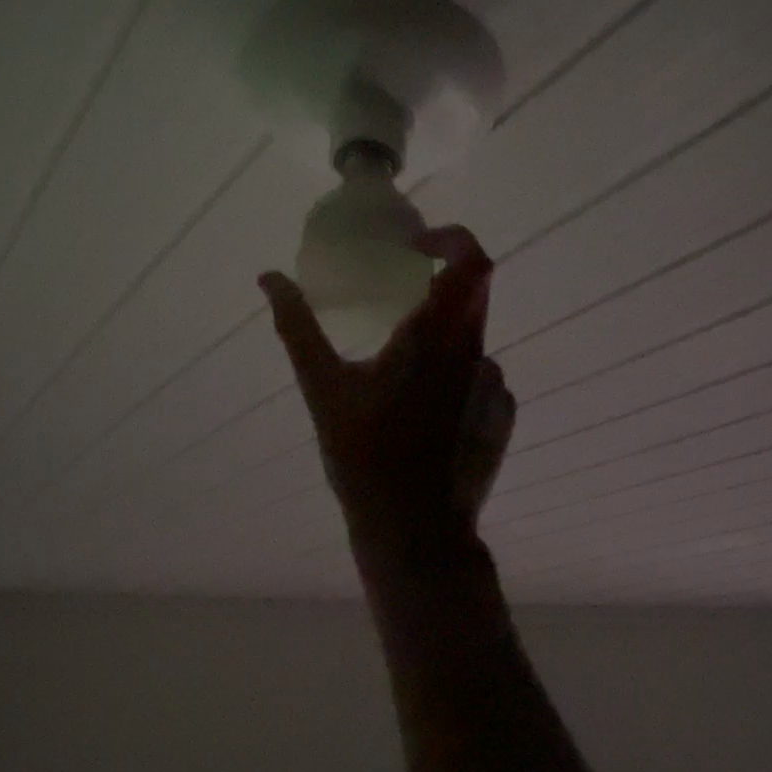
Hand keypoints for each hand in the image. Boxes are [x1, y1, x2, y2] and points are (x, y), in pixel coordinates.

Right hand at [259, 225, 514, 555]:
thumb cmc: (365, 458)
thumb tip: (269, 278)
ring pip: (471, 340)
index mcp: (436, 337)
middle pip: (471, 294)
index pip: (471, 260)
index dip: (451, 238)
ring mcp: (495, 386)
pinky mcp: (503, 416)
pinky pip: (480, 377)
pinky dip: (455, 378)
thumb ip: (297, 327)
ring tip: (400, 385)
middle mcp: (475, 352)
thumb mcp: (322, 388)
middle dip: (436, 289)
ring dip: (441, 343)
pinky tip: (424, 416)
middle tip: (399, 306)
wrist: (417, 534)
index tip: (416, 244)